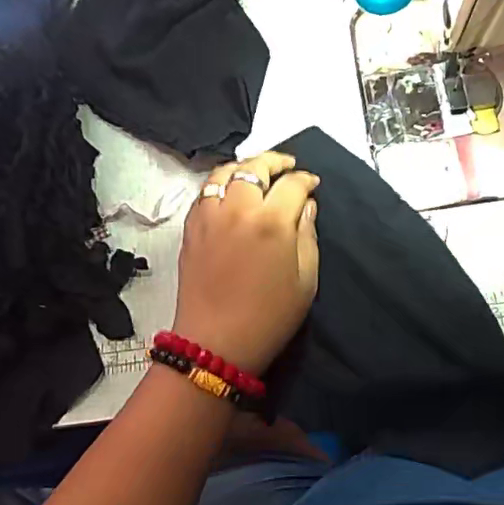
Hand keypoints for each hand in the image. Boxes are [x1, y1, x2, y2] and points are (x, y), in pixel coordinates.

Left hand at [171, 151, 320, 375]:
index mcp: (272, 221)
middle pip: (255, 166)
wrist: (216, 343)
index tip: (312, 184)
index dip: (306, 180)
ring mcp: (209, 216)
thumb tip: (306, 206)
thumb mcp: (306, 280)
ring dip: (244, 167)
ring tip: (257, 172)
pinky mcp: (191, 228)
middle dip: (275, 161)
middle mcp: (238, 209)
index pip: (292, 184)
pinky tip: (230, 192)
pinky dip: (221, 183)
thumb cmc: (269, 317)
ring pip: (224, 172)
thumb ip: (308, 235)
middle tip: (288, 165)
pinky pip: (205, 191)